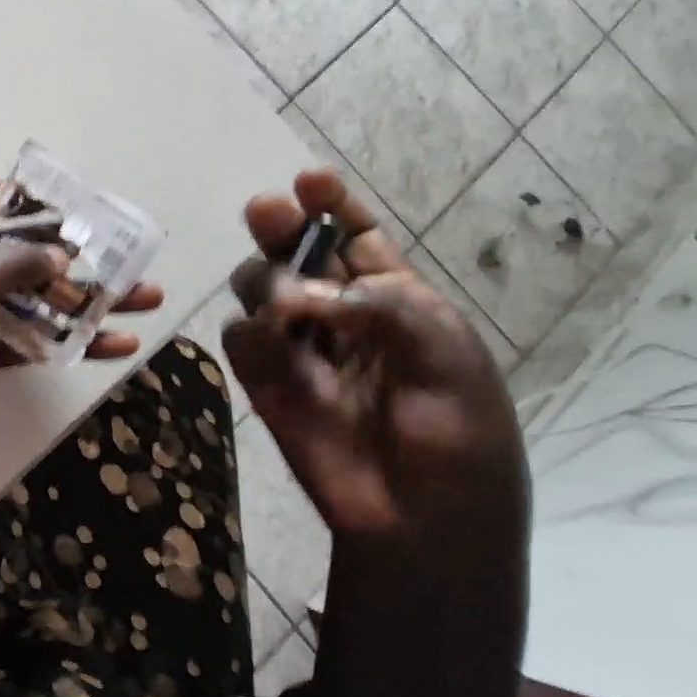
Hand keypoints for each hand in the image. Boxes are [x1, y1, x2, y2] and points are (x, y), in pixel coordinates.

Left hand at [0, 183, 163, 461]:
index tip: (86, 204)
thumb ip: (9, 265)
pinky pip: (37, 341)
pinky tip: (116, 344)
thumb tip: (60, 255)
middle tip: (134, 258)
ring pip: (39, 300)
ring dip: (88, 300)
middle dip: (79, 258)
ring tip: (147, 299)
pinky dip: (74, 341)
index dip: (35, 203)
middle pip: (26, 256)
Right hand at [221, 170, 527, 547]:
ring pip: (256, 287)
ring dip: (264, 280)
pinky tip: (274, 343)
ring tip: (284, 304)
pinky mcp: (261, 378)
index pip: (357, 238)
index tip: (310, 180)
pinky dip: (251, 333)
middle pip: (296, 252)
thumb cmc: (456, 432)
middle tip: (267, 212)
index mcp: (394, 299)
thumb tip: (293, 296)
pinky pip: (240, 338)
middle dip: (281, 226)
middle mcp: (338, 313)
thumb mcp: (443, 356)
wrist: (418, 516)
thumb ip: (377, 308)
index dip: (332, 207)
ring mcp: (294, 344)